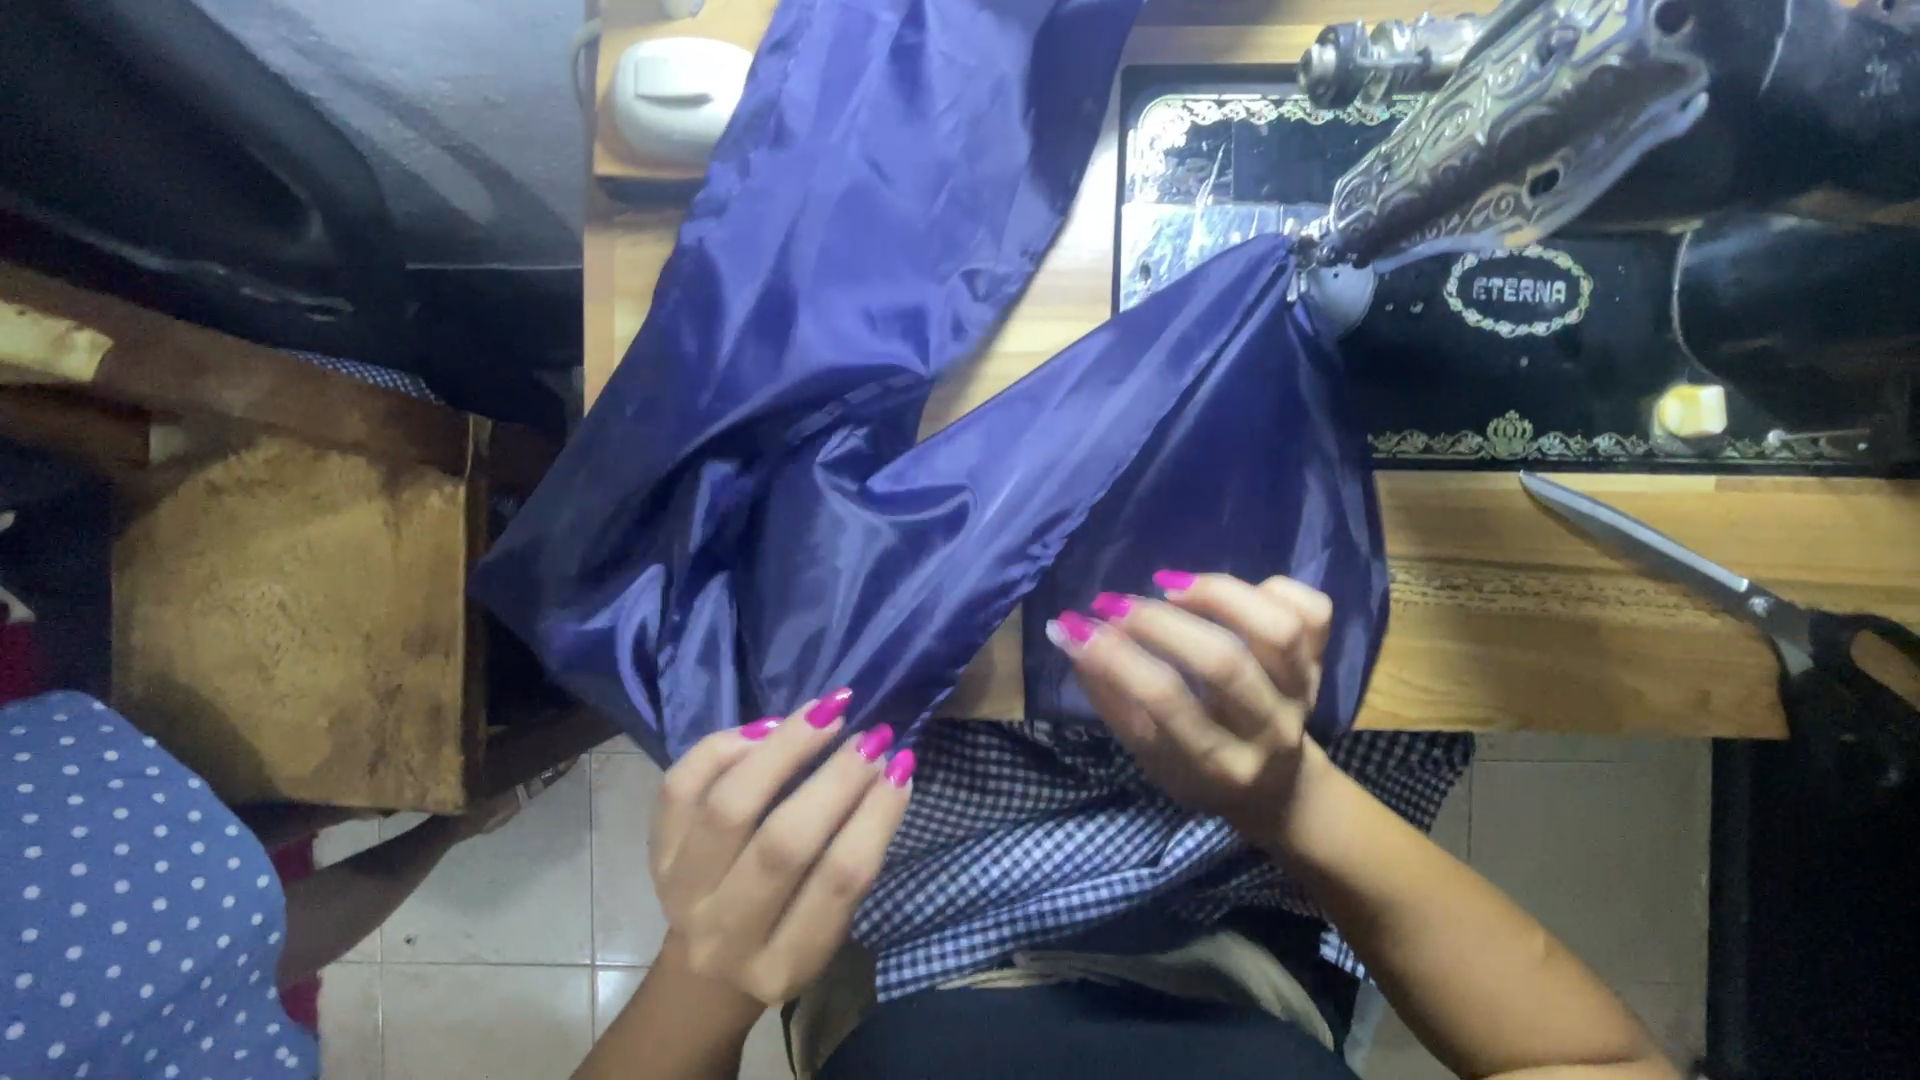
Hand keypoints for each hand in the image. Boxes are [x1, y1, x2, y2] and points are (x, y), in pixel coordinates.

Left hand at [648, 691, 914, 1005]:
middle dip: (835, 779)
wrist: (705, 969)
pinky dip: (724, 747)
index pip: (838, 881)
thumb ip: (851, 856)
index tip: (901, 764)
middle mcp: (724, 934)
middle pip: (782, 843)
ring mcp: (680, 891)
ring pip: (729, 806)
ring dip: (784, 749)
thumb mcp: (831, 925)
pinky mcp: (655, 854)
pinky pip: (681, 787)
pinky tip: (767, 727)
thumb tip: (886, 765)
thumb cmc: (790, 932)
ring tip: (823, 714)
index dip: (875, 816)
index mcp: (785, 962)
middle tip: (870, 736)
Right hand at [1048, 572, 1331, 837]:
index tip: (1075, 627)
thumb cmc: (1197, 771)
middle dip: (1157, 623)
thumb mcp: (1146, 754)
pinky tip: (1231, 594)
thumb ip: (1109, 696)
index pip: (1164, 700)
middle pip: (1222, 662)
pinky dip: (1273, 588)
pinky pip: (1313, 612)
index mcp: (1217, 762)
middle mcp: (1268, 729)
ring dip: (1218, 594)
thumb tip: (1068, 632)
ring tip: (1171, 586)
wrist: (1279, 791)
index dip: (1115, 656)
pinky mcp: (1321, 663)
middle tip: (1113, 604)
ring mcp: (1302, 693)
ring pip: (1278, 630)